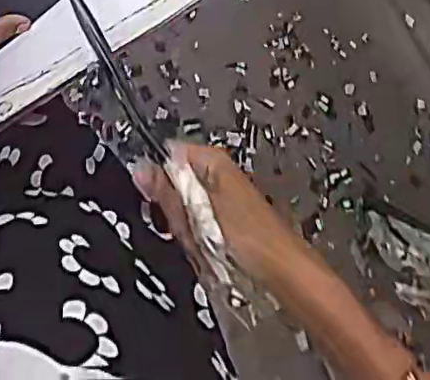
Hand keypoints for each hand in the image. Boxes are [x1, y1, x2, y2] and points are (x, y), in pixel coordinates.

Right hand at [133, 142, 308, 285]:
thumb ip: (167, 191)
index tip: (155, 201)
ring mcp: (226, 194)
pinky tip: (210, 252)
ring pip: (187, 206)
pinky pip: (201, 221)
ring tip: (199, 244)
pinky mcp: (232, 218)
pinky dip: (201, 237)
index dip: (157, 179)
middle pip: (176, 182)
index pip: (167, 154)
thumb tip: (141, 169)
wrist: (288, 276)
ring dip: (186, 227)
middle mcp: (220, 170)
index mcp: (212, 158)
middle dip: (173, 208)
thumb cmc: (249, 241)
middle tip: (182, 229)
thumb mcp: (195, 216)